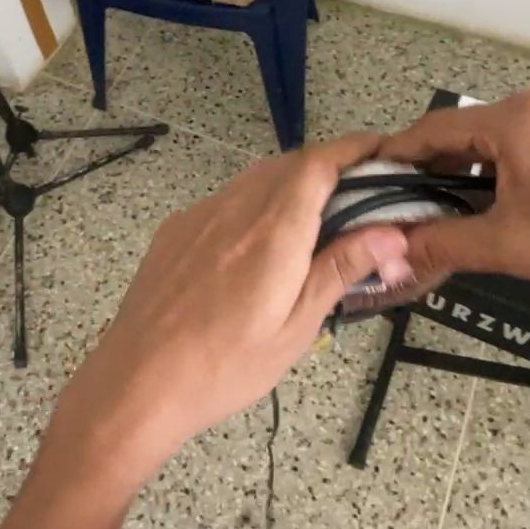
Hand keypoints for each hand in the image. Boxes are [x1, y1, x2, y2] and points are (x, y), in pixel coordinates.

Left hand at [48, 134, 410, 481]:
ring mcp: (200, 214)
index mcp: (274, 231)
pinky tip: (255, 243)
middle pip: (290, 163)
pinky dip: (255, 202)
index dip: (354, 148)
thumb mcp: (295, 329)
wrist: (137, 380)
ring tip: (311, 218)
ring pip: (256, 178)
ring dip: (290, 182)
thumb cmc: (225, 365)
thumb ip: (340, 269)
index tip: (382, 150)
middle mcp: (236, 207)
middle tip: (357, 195)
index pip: (319, 164)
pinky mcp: (176, 227)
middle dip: (328, 167)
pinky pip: (227, 198)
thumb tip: (393, 230)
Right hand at [380, 72, 529, 342]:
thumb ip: (443, 242)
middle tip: (427, 208)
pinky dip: (526, 158)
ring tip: (479, 208)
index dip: (400, 158)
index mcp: (522, 115)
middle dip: (447, 167)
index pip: (436, 130)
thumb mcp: (515, 249)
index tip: (376, 180)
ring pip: (512, 130)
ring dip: (487, 164)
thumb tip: (390, 251)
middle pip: (475, 128)